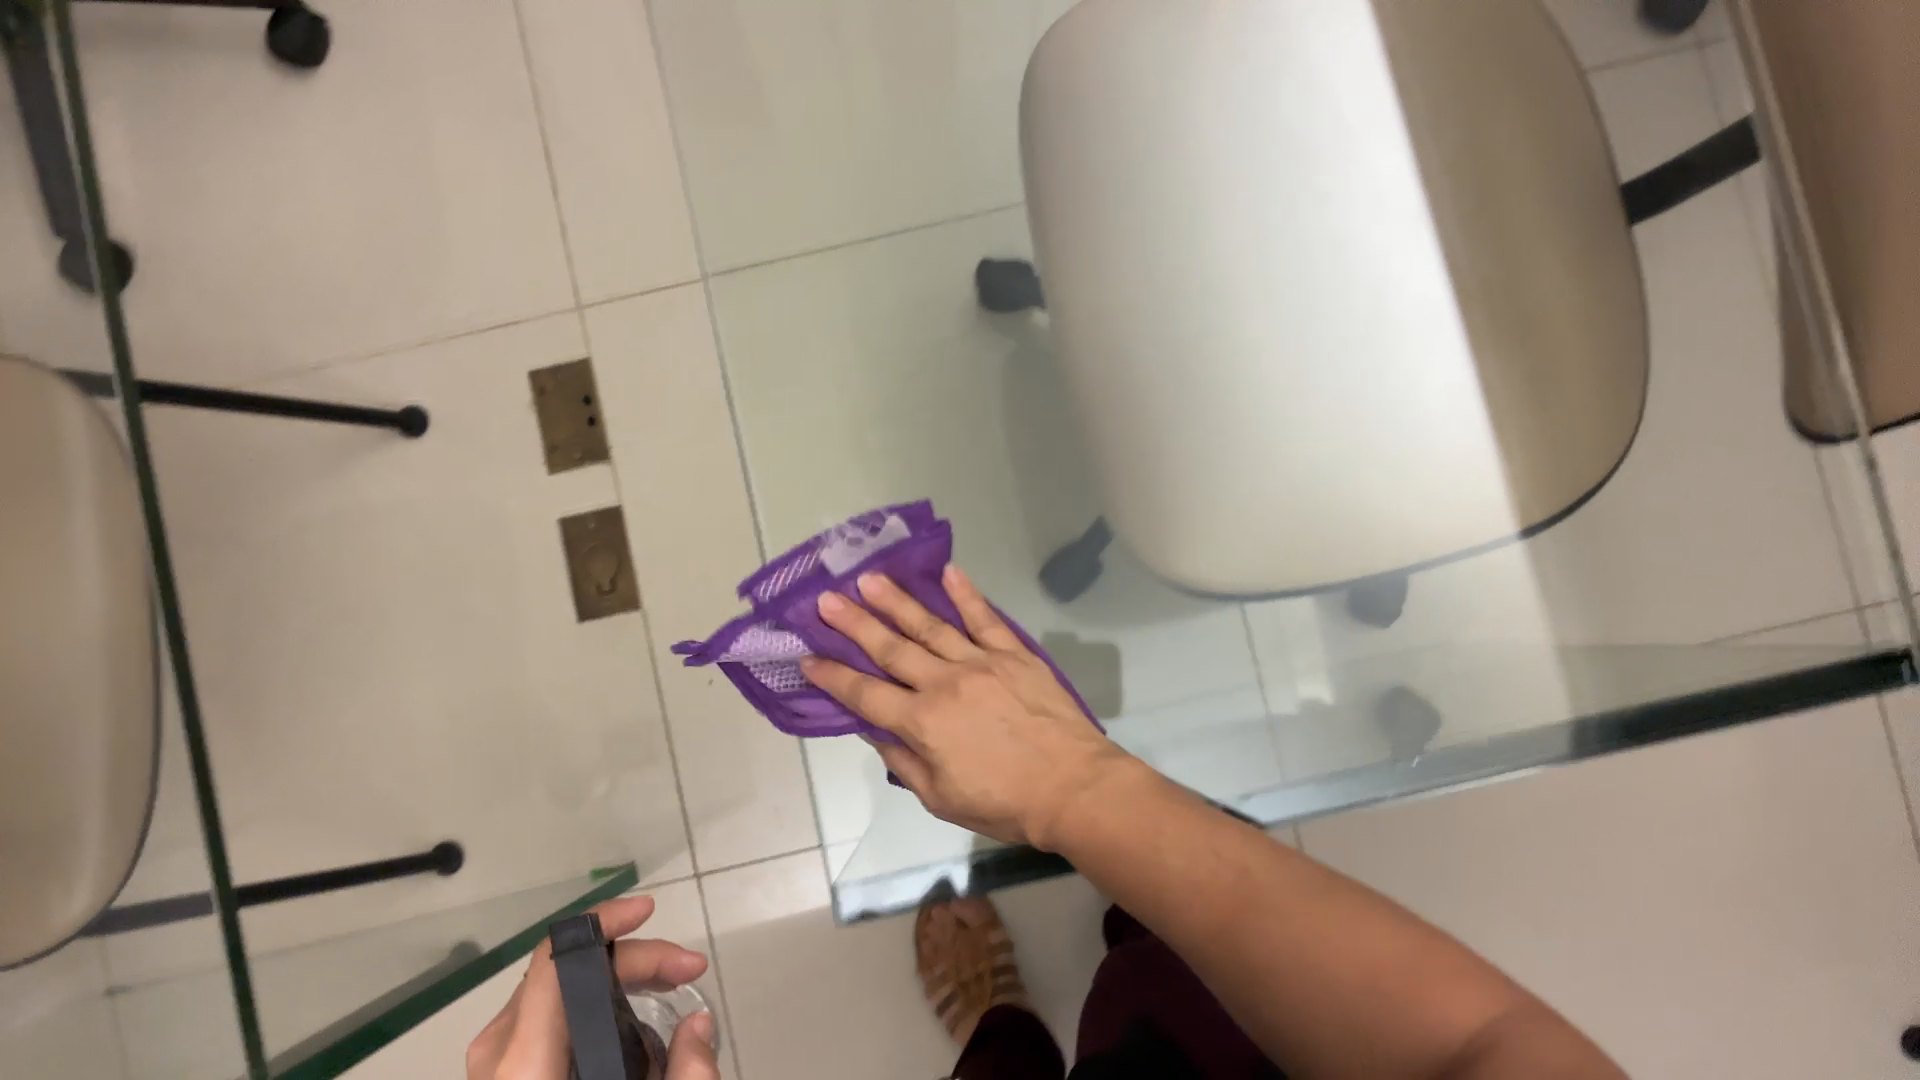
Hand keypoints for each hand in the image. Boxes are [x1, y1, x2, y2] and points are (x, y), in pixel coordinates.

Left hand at [467, 895, 719, 1079]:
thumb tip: (700, 1025)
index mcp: (524, 1069)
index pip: (553, 964)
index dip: (602, 923)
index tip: (651, 910)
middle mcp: (497, 1060)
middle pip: (564, 973)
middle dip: (634, 960)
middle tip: (691, 971)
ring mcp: (494, 1072)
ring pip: (557, 997)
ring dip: (618, 986)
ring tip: (669, 1004)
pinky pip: (549, 1026)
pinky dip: (594, 1015)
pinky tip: (631, 1043)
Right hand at [800, 564, 1140, 849]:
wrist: (1073, 787)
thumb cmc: (1004, 803)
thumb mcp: (940, 797)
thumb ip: (903, 760)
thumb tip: (873, 730)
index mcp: (922, 722)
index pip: (864, 694)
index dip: (833, 676)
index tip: (807, 657)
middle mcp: (944, 683)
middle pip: (890, 648)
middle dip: (854, 623)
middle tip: (826, 599)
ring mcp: (980, 662)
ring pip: (930, 625)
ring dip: (897, 601)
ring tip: (870, 579)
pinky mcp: (1013, 654)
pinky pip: (985, 618)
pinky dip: (966, 594)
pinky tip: (947, 572)